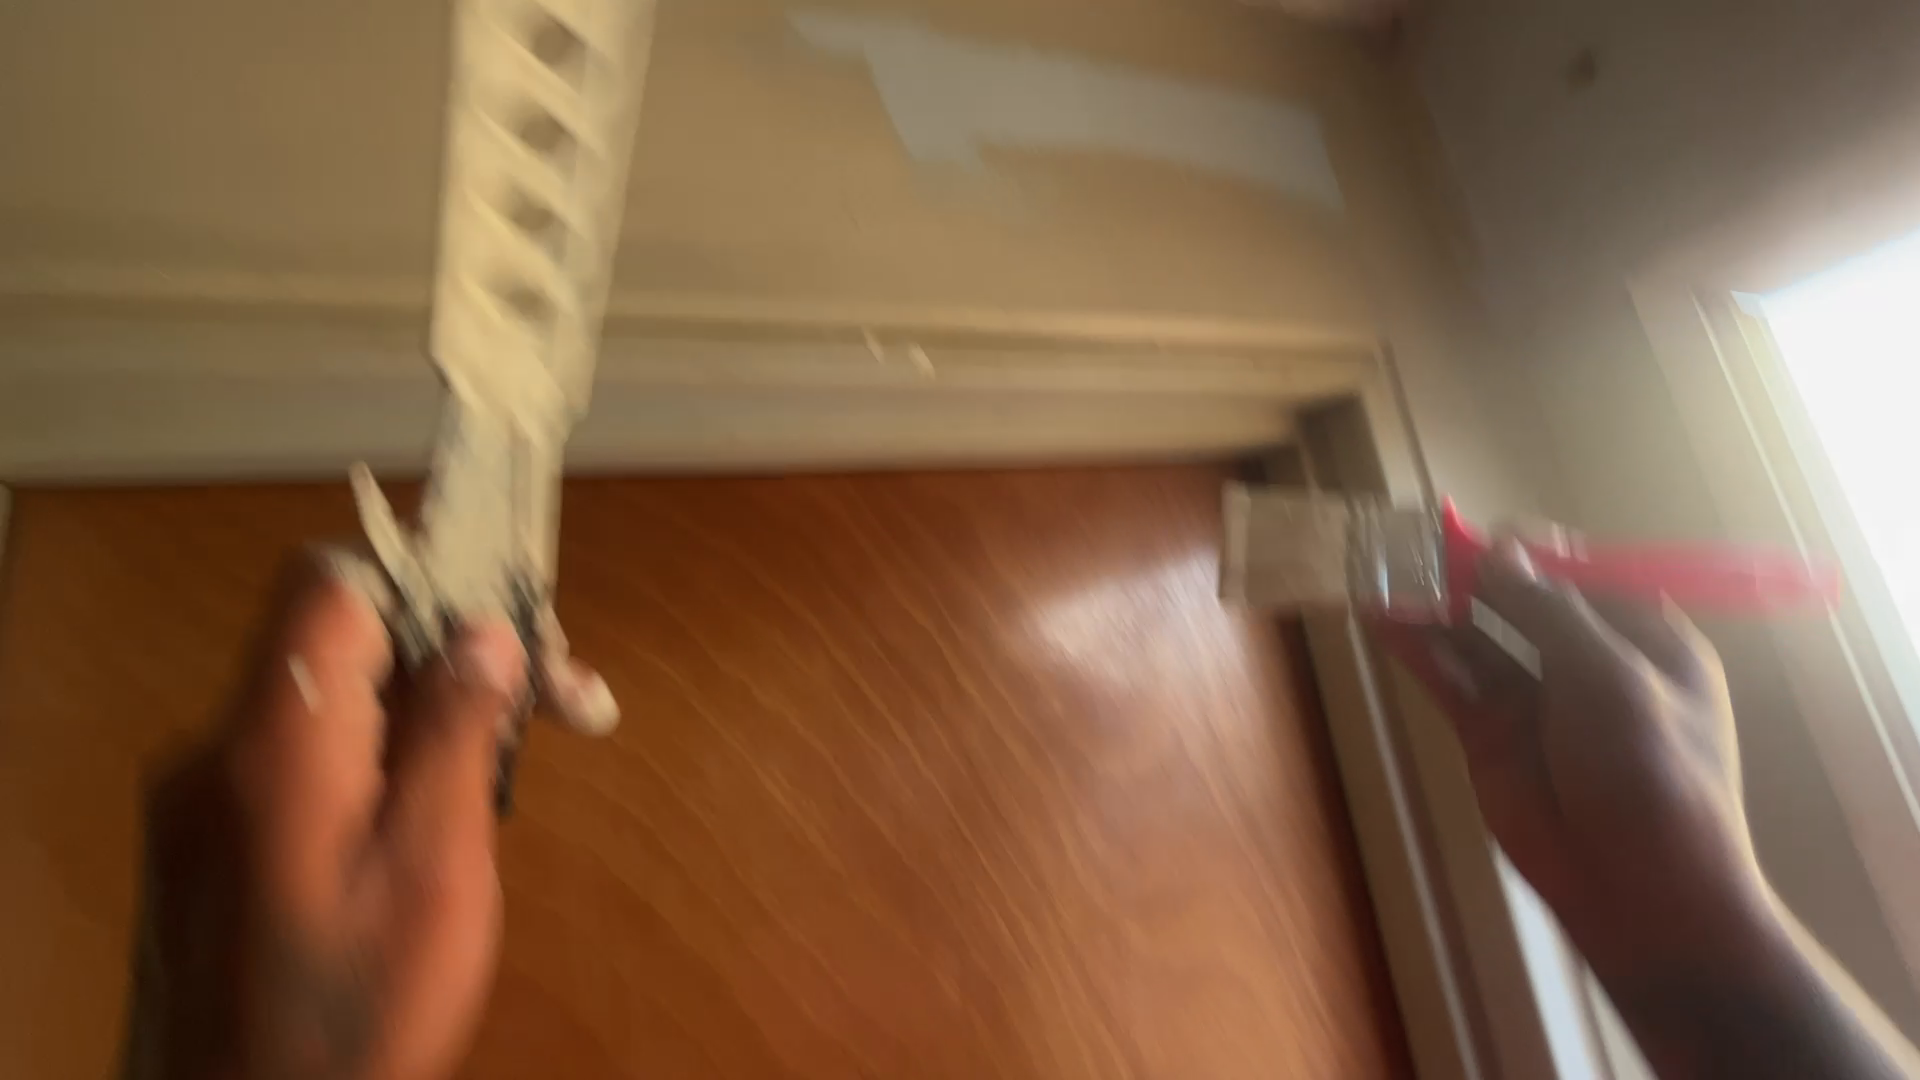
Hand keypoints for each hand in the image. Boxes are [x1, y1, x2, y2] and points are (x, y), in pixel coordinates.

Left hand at [128, 553, 521, 1079]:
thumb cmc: (357, 1004)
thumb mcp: (432, 862)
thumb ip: (453, 733)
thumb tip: (486, 630)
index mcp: (273, 746)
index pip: (330, 586)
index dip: (425, 573)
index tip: (510, 609)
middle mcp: (226, 747)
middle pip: (354, 636)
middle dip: (466, 647)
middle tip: (565, 693)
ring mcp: (221, 787)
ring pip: (353, 687)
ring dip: (449, 695)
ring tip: (536, 738)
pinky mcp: (233, 822)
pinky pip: (332, 739)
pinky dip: (408, 736)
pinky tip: (465, 783)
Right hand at [1371, 542, 1766, 973]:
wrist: (1632, 882)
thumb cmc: (1648, 769)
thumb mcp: (1610, 678)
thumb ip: (1549, 611)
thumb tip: (1498, 551)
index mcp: (1641, 640)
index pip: (1580, 574)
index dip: (1529, 551)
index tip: (1480, 537)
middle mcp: (1583, 659)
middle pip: (1516, 599)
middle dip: (1470, 574)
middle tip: (1415, 549)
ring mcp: (1531, 693)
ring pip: (1473, 634)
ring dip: (1433, 606)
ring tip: (1383, 575)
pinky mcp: (1486, 724)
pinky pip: (1447, 673)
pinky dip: (1415, 646)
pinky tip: (1381, 619)